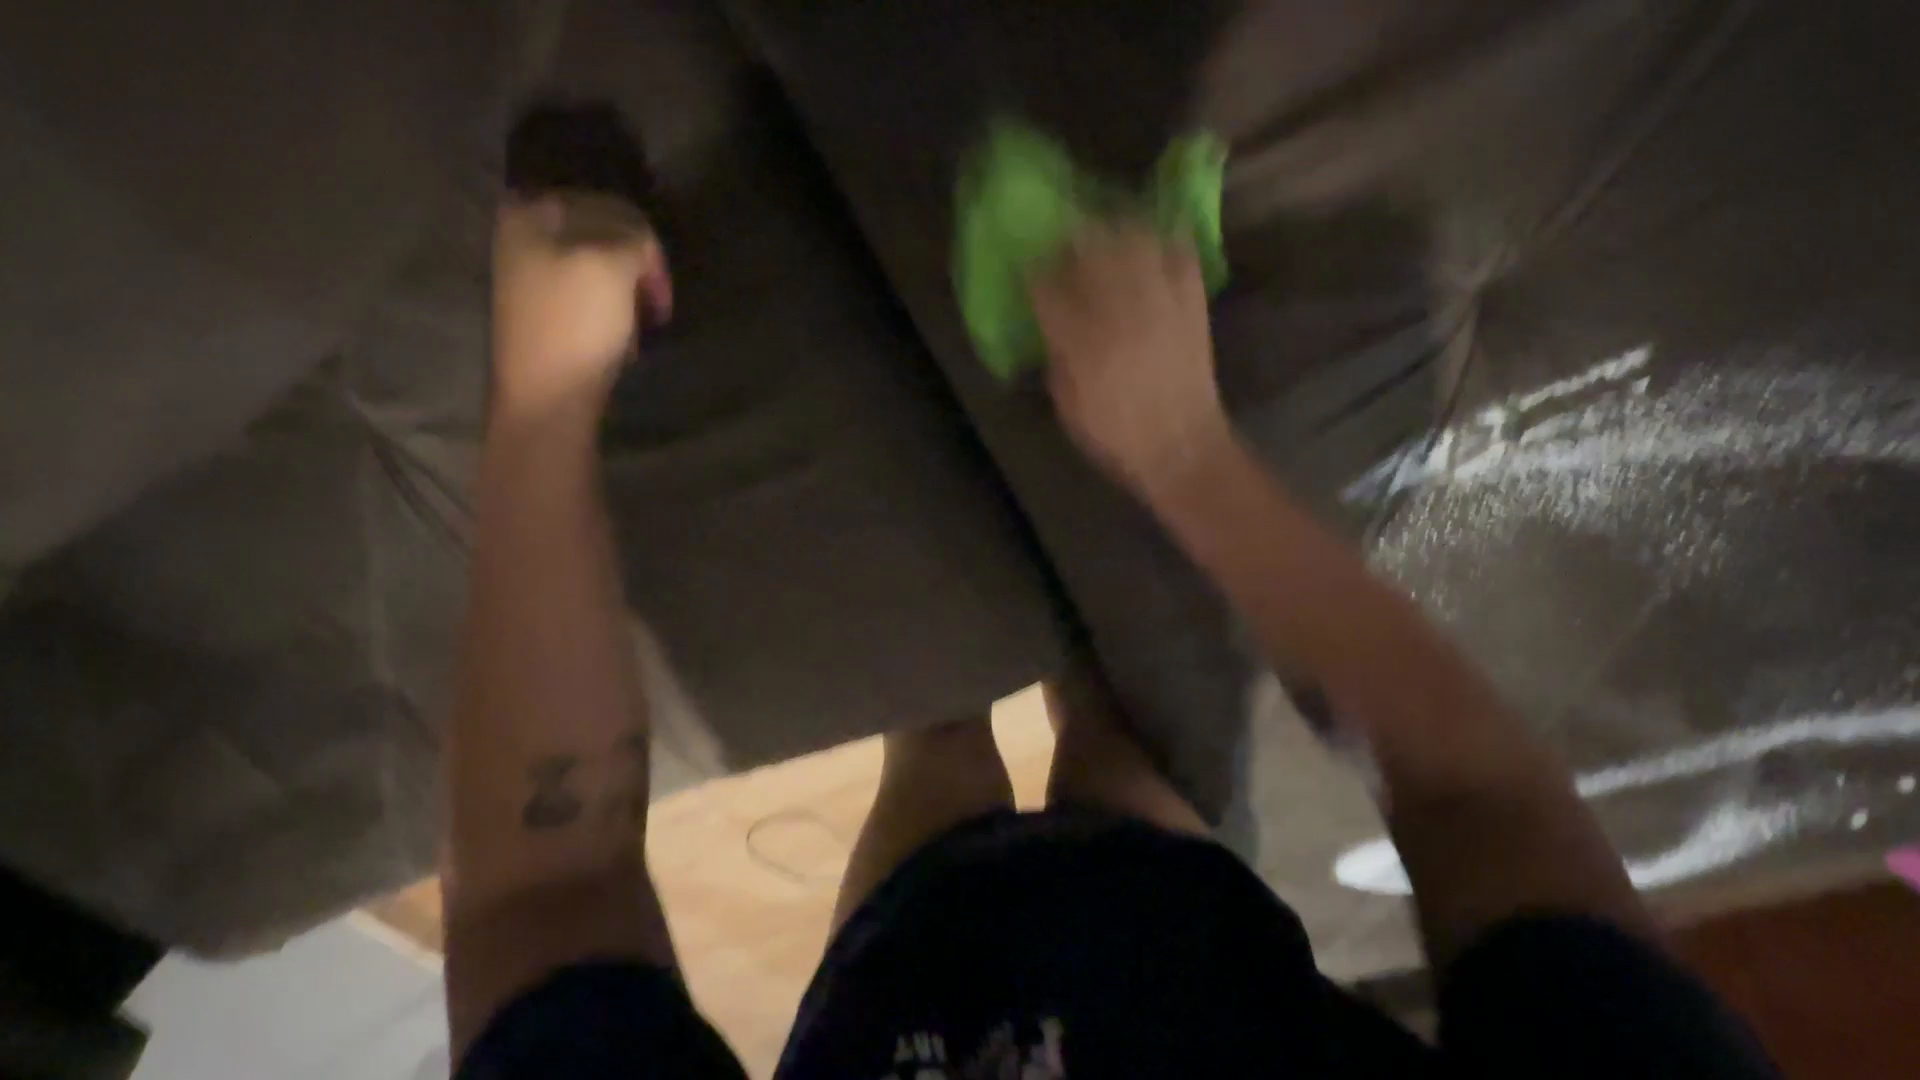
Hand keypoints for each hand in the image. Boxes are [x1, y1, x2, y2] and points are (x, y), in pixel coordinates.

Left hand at [491, 192, 672, 414]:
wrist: (547, 396)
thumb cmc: (578, 323)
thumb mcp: (612, 262)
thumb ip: (632, 235)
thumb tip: (639, 243)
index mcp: (535, 212)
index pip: (614, 208)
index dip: (647, 244)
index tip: (661, 285)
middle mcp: (525, 233)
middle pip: (605, 236)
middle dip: (636, 268)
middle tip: (654, 304)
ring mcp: (530, 272)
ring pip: (600, 267)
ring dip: (626, 293)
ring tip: (638, 323)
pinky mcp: (541, 308)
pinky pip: (588, 294)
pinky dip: (611, 311)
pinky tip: (620, 337)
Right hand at [1029, 223, 1230, 494]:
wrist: (1181, 449)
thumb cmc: (1116, 437)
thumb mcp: (1069, 404)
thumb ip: (1059, 359)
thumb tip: (1056, 330)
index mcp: (1079, 341)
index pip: (1047, 287)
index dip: (1036, 272)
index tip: (1031, 267)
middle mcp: (1118, 312)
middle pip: (1091, 250)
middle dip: (1074, 239)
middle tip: (1068, 242)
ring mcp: (1159, 303)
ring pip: (1135, 242)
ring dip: (1118, 231)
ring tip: (1109, 233)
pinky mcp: (1191, 304)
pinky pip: (1181, 256)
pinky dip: (1168, 242)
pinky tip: (1156, 242)